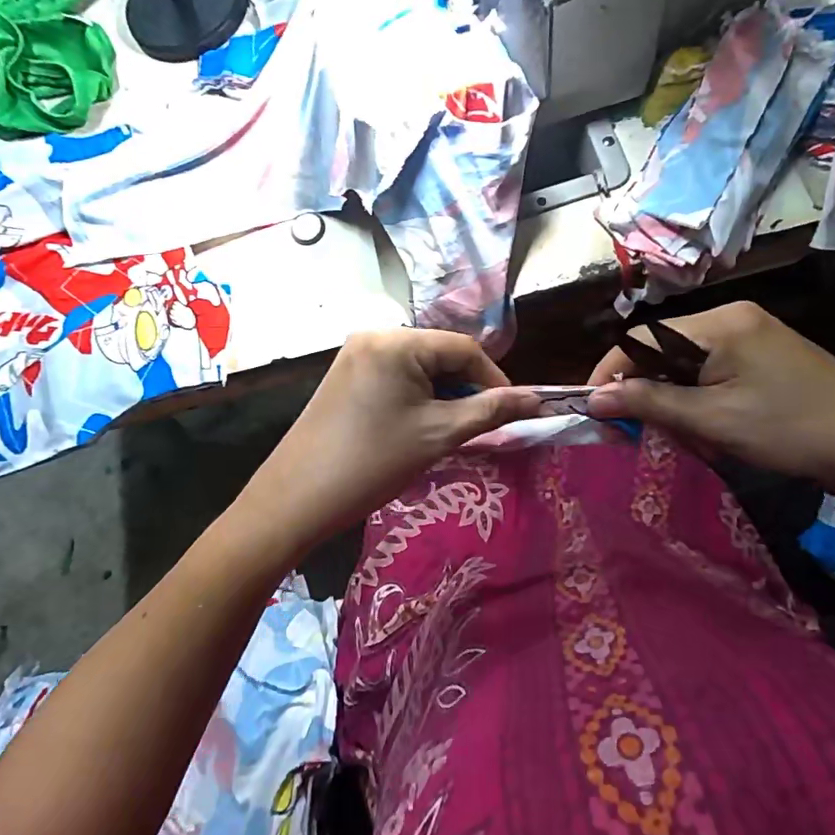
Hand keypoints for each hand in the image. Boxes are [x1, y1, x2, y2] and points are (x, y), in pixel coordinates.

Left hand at [240, 329, 542, 554]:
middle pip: (440, 355)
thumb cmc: (373, 462)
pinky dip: (415, 399)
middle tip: (478, 428)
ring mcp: (354, 356)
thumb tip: (538, 399)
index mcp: (396, 341)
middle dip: (465, 389)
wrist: (296, 498)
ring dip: (441, 396)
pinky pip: (394, 379)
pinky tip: (417, 428)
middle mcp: (373, 336)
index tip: (511, 414)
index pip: (463, 348)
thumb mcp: (439, 435)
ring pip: (418, 369)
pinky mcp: (344, 377)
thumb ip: (491, 411)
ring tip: (448, 433)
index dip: (494, 380)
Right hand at [585, 303, 834, 518]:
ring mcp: (752, 334)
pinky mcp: (764, 354)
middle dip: (649, 392)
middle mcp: (732, 317)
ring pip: (685, 364)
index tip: (592, 407)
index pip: (642, 337)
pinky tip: (714, 431)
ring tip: (694, 439)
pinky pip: (712, 371)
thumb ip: (650, 403)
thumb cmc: (790, 430)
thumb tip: (596, 398)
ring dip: (676, 402)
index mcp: (719, 324)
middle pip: (663, 349)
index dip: (610, 371)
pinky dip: (701, 401)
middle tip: (649, 434)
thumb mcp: (713, 420)